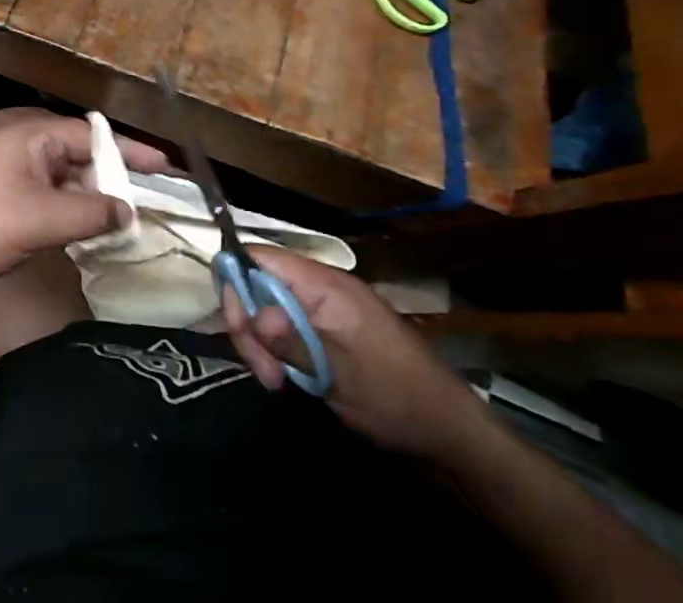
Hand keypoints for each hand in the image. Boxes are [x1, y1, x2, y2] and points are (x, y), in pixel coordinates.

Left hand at [0, 110, 168, 291]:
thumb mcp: (46, 220)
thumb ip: (95, 212)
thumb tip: (128, 212)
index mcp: (28, 131)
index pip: (92, 135)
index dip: (130, 153)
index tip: (163, 168)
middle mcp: (11, 136)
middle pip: (73, 150)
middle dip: (106, 174)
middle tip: (134, 197)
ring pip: (53, 168)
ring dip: (81, 190)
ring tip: (108, 213)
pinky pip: (33, 183)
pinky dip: (57, 200)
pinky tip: (69, 221)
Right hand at [223, 247, 487, 460]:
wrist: (445, 423)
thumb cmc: (394, 394)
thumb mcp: (338, 372)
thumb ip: (292, 340)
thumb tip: (252, 315)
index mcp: (324, 285)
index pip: (260, 258)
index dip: (236, 283)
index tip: (238, 330)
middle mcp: (322, 287)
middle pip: (259, 286)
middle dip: (250, 325)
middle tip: (264, 373)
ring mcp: (326, 308)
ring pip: (270, 310)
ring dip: (264, 343)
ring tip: (277, 381)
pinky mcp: (330, 329)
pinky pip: (289, 326)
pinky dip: (280, 349)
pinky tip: (289, 377)